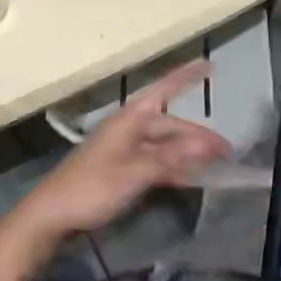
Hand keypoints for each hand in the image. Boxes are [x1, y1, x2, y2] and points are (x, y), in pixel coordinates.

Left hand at [13, 61, 231, 240]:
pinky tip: (191, 179)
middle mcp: (128, 130)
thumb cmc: (91, 188)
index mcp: (128, 121)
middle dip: (198, 136)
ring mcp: (124, 151)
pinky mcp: (121, 171)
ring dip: (188, 153)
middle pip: (169, 126)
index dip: (185, 78)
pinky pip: (155, 163)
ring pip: (164, 146)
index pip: (163, 91)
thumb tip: (207, 143)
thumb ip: (171, 157)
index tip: (209, 65)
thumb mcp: (134, 173)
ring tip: (216, 164)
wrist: (53, 214)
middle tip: (227, 152)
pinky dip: (173, 169)